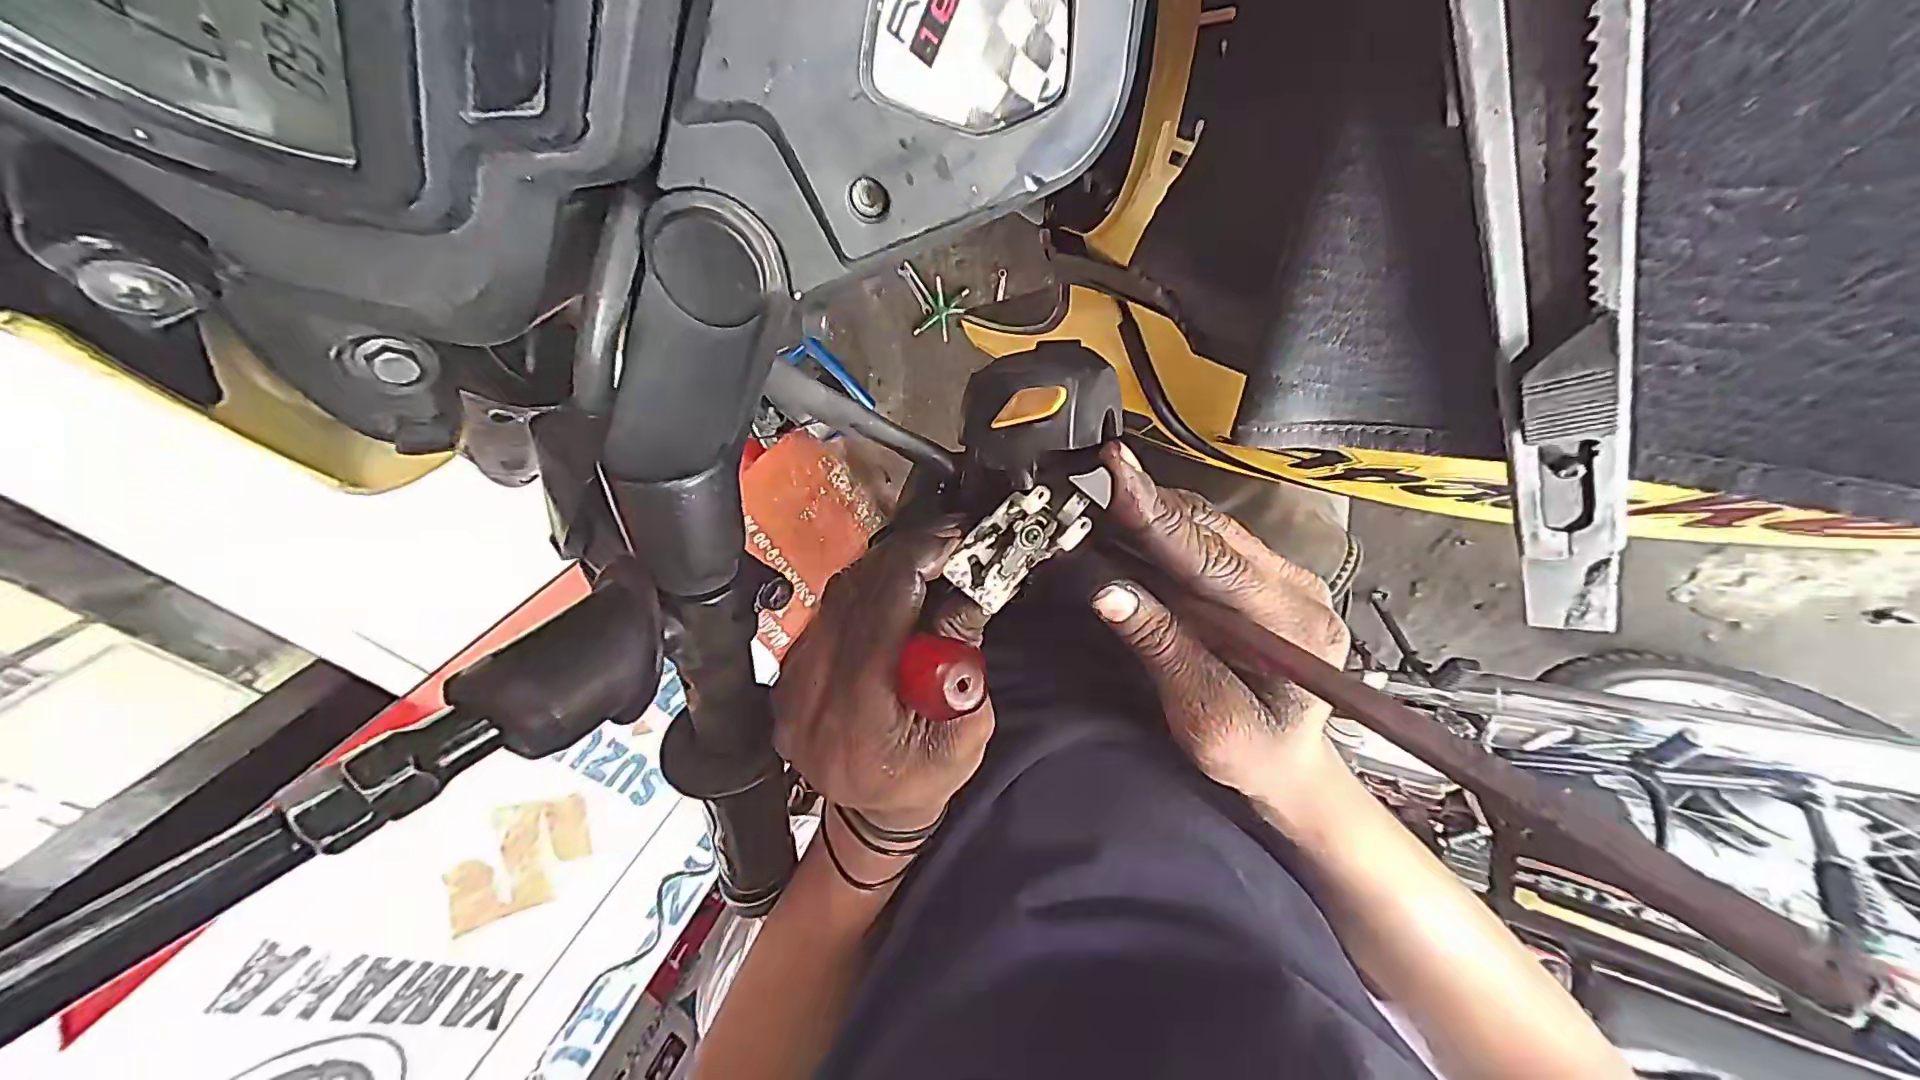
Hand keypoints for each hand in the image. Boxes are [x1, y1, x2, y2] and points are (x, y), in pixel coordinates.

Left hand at [772, 521, 993, 832]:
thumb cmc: (922, 778)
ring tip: (927, 562)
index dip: (916, 565)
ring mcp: (792, 685)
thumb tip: (961, 597)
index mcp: (857, 718)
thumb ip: (962, 664)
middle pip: (853, 596)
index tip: (950, 543)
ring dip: (885, 569)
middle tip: (945, 543)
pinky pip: (827, 611)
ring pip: (837, 597)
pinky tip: (895, 589)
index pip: (879, 614)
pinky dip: (865, 590)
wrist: (873, 807)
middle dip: (905, 557)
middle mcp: (811, 698)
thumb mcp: (965, 732)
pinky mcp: (790, 673)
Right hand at [1089, 442, 1350, 815]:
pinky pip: (1206, 539)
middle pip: (1208, 528)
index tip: (1116, 473)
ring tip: (1102, 500)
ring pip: (1206, 525)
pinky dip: (1163, 529)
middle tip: (1093, 480)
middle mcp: (1295, 590)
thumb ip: (1163, 649)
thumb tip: (1110, 592)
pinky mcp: (1259, 578)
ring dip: (1151, 512)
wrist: (1290, 762)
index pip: (1211, 555)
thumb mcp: (1207, 718)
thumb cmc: (1256, 753)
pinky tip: (1132, 527)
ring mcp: (1281, 579)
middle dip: (1146, 502)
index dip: (1155, 514)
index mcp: (1293, 625)